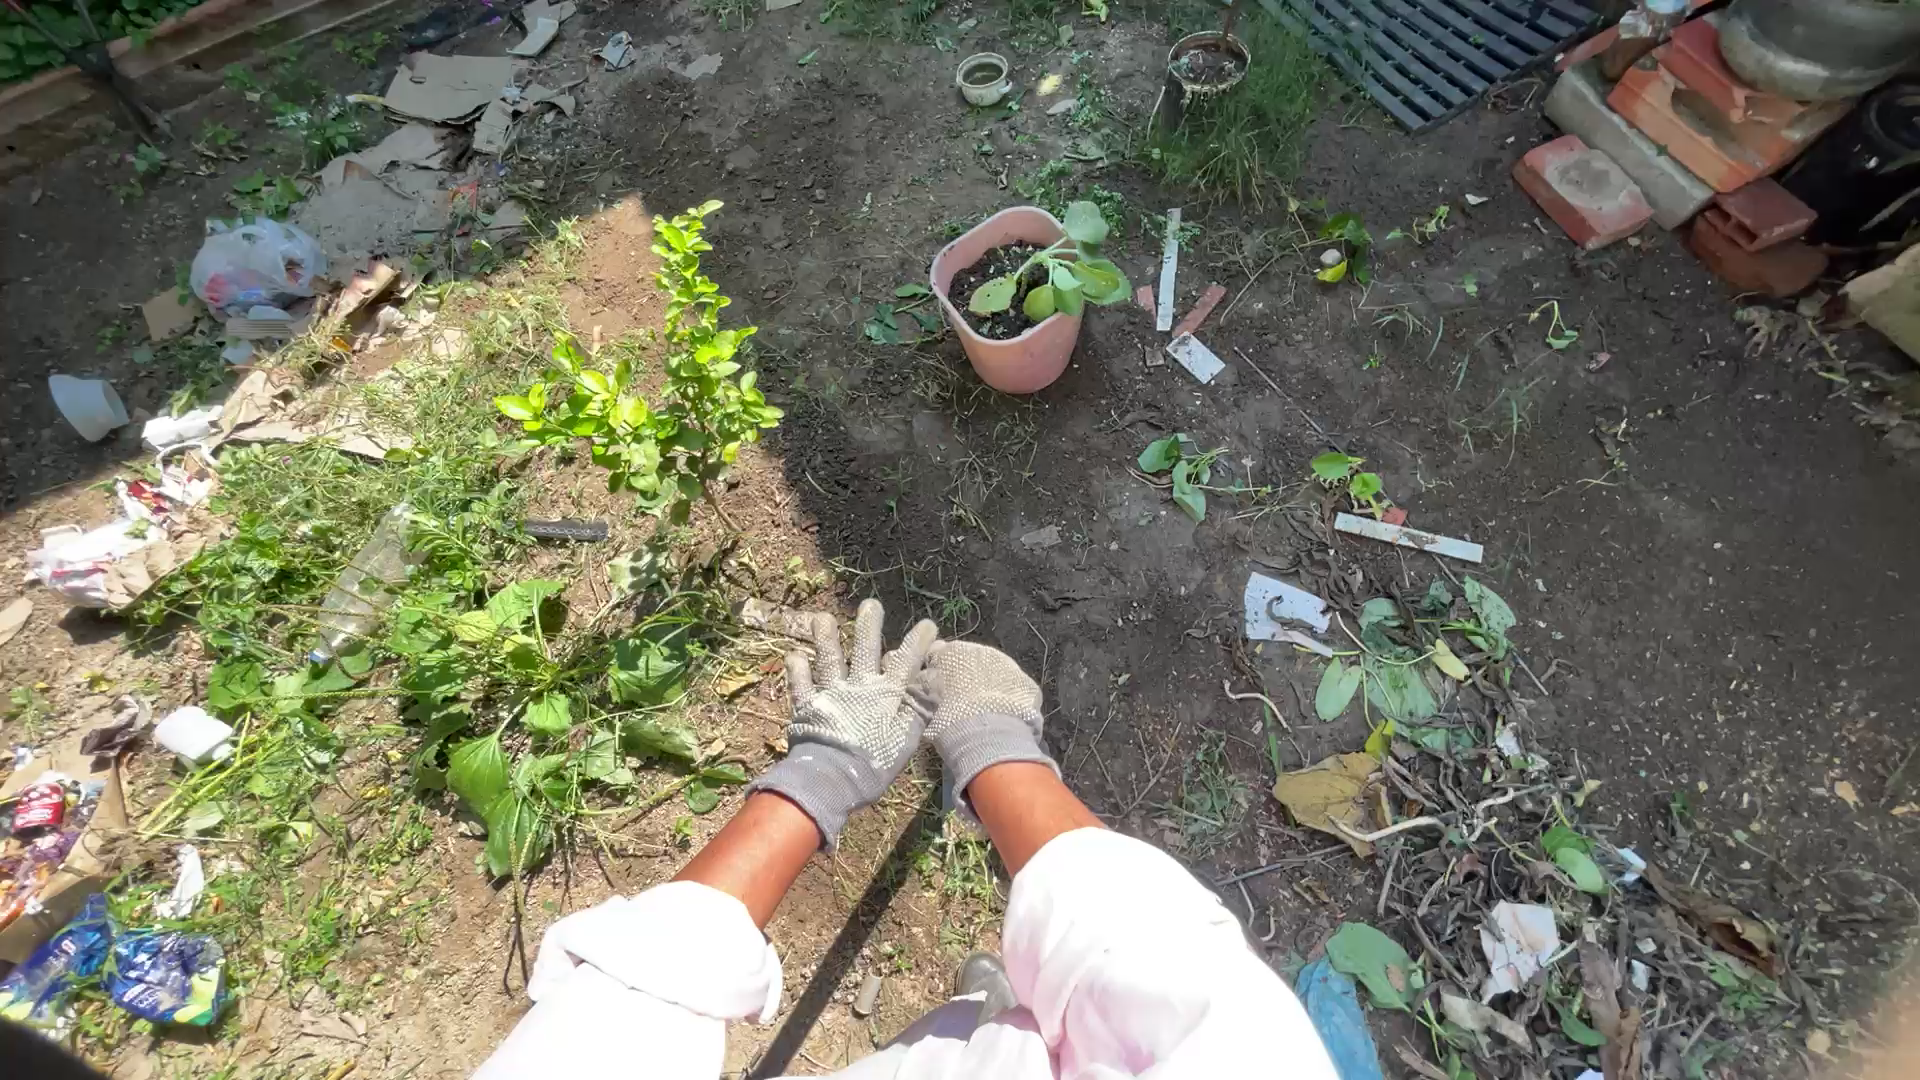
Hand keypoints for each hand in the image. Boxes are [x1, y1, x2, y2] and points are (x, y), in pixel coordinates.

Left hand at [746, 599, 938, 848]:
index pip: (906, 662)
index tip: (927, 624)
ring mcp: (832, 694)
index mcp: (886, 695)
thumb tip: (937, 678)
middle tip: (870, 604)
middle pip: (865, 651)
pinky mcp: (809, 707)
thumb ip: (920, 706)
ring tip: (821, 618)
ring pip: (830, 660)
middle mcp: (859, 687)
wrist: (833, 779)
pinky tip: (794, 655)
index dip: (917, 643)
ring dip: (826, 639)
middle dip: (869, 627)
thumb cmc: (875, 763)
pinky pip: (801, 685)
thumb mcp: (907, 738)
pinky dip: (797, 671)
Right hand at [911, 642, 1055, 811]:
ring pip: (994, 672)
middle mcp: (980, 650)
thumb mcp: (923, 699)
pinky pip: (1014, 689)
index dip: (938, 671)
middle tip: (962, 702)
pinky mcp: (1026, 682)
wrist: (987, 732)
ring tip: (985, 713)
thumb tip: (921, 678)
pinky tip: (1004, 717)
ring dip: (989, 686)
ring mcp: (1007, 664)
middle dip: (966, 676)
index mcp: (951, 651)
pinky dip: (1010, 699)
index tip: (938, 687)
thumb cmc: (948, 715)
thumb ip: (922, 684)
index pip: (939, 654)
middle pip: (969, 661)